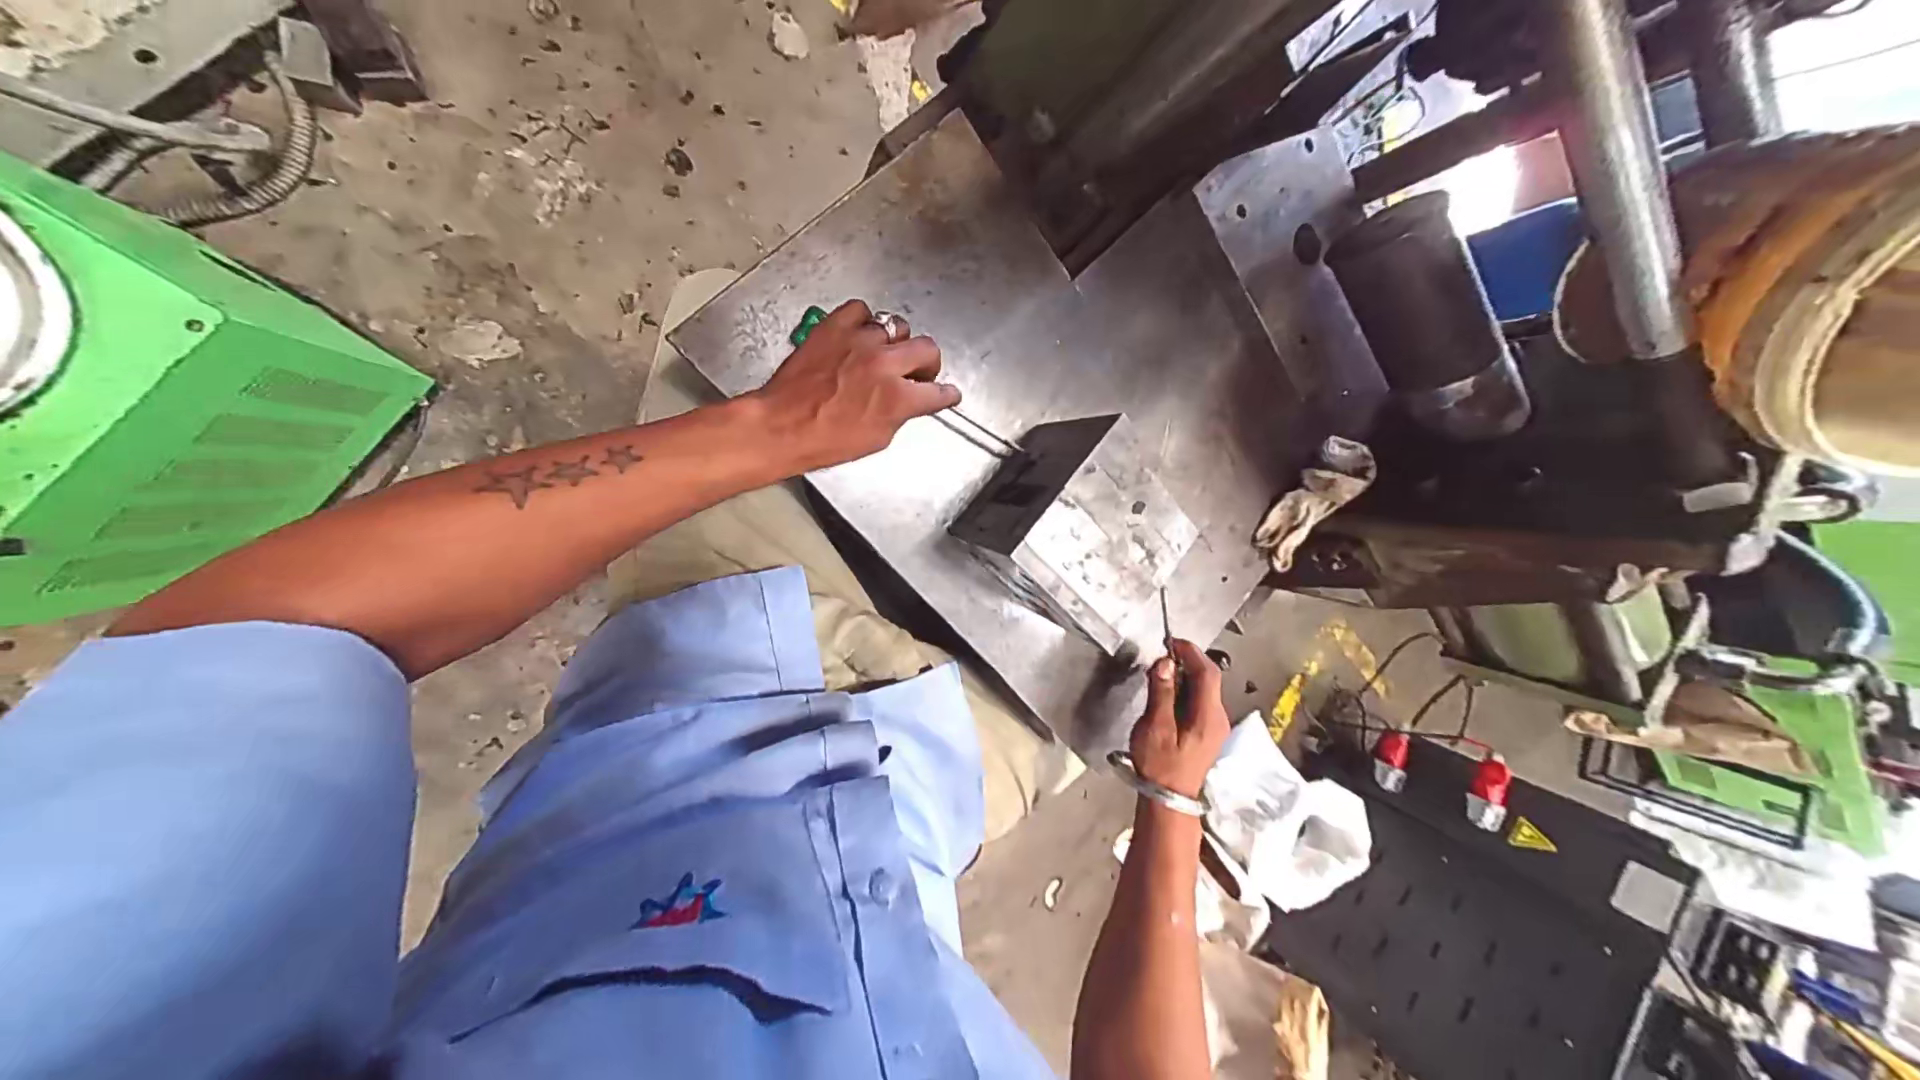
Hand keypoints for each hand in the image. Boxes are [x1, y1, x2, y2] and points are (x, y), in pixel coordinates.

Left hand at [750, 300, 960, 472]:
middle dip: (927, 363)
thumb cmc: (824, 440)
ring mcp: (859, 341)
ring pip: (895, 326)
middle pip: (927, 348)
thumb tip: (908, 405)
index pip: (938, 391)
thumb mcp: (877, 439)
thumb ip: (900, 415)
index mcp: (898, 398)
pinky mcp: (834, 328)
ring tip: (884, 353)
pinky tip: (859, 335)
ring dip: (895, 342)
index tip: (947, 393)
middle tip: (918, 372)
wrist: (782, 426)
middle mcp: (884, 364)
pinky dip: (864, 321)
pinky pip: (861, 310)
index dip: (946, 394)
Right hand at [1129, 639, 1230, 798]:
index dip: (1191, 652)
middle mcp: (1219, 718)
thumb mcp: (1156, 727)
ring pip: (1204, 691)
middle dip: (1188, 662)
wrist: (1169, 801)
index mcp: (1209, 715)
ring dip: (1185, 676)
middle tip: (1163, 654)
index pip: (1207, 673)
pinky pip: (1199, 702)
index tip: (1172, 641)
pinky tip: (1167, 694)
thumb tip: (1165, 662)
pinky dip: (1185, 690)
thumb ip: (1161, 693)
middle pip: (1209, 680)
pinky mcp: (1207, 734)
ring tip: (1161, 672)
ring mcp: (1215, 727)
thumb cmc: (1161, 765)